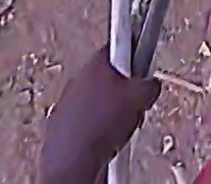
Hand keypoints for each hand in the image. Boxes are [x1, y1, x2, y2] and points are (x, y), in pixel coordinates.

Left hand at [39, 48, 162, 183]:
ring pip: (96, 99)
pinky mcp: (58, 129)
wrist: (73, 165)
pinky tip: (106, 137)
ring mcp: (64, 105)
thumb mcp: (143, 96)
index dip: (136, 53)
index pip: (120, 45)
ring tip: (120, 123)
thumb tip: (152, 84)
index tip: (143, 61)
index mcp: (96, 63)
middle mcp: (77, 79)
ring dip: (108, 107)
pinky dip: (95, 126)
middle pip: (108, 74)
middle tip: (134, 98)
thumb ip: (151, 83)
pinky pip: (84, 120)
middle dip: (123, 86)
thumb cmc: (103, 125)